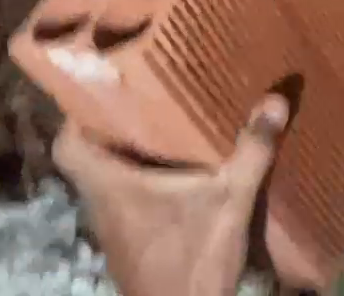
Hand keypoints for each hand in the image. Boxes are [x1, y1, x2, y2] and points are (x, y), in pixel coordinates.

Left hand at [55, 95, 287, 295]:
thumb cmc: (193, 261)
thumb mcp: (230, 201)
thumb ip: (251, 150)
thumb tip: (276, 99)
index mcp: (111, 187)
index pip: (68, 145)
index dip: (77, 111)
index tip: (105, 83)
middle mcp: (103, 204)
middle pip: (90, 154)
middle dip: (113, 121)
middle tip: (146, 86)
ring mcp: (116, 226)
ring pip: (109, 175)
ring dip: (130, 148)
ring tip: (164, 113)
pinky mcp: (132, 241)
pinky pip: (127, 194)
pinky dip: (144, 174)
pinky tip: (178, 163)